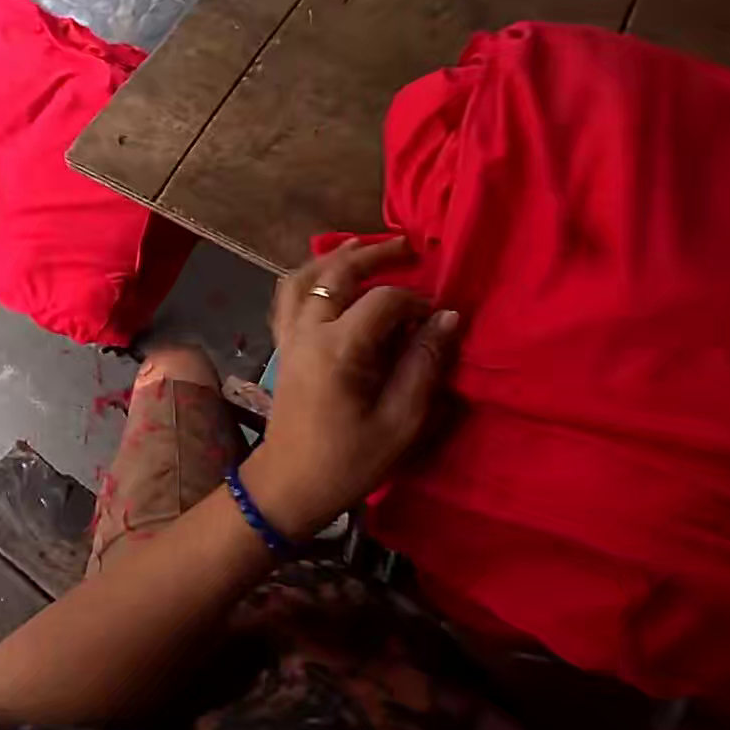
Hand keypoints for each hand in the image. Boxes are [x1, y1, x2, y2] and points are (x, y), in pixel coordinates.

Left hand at [241, 237, 460, 539]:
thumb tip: (448, 318)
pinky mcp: (281, 345)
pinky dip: (308, 279)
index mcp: (338, 348)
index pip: (382, 301)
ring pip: (303, 278)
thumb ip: (423, 364)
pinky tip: (326, 279)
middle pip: (336, 273)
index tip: (438, 317)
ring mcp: (288, 336)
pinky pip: (288, 298)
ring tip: (363, 248)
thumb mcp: (400, 421)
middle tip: (406, 246)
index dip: (415, 300)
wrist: (289, 482)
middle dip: (373, 255)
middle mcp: (307, 330)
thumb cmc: (348, 460)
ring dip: (334, 259)